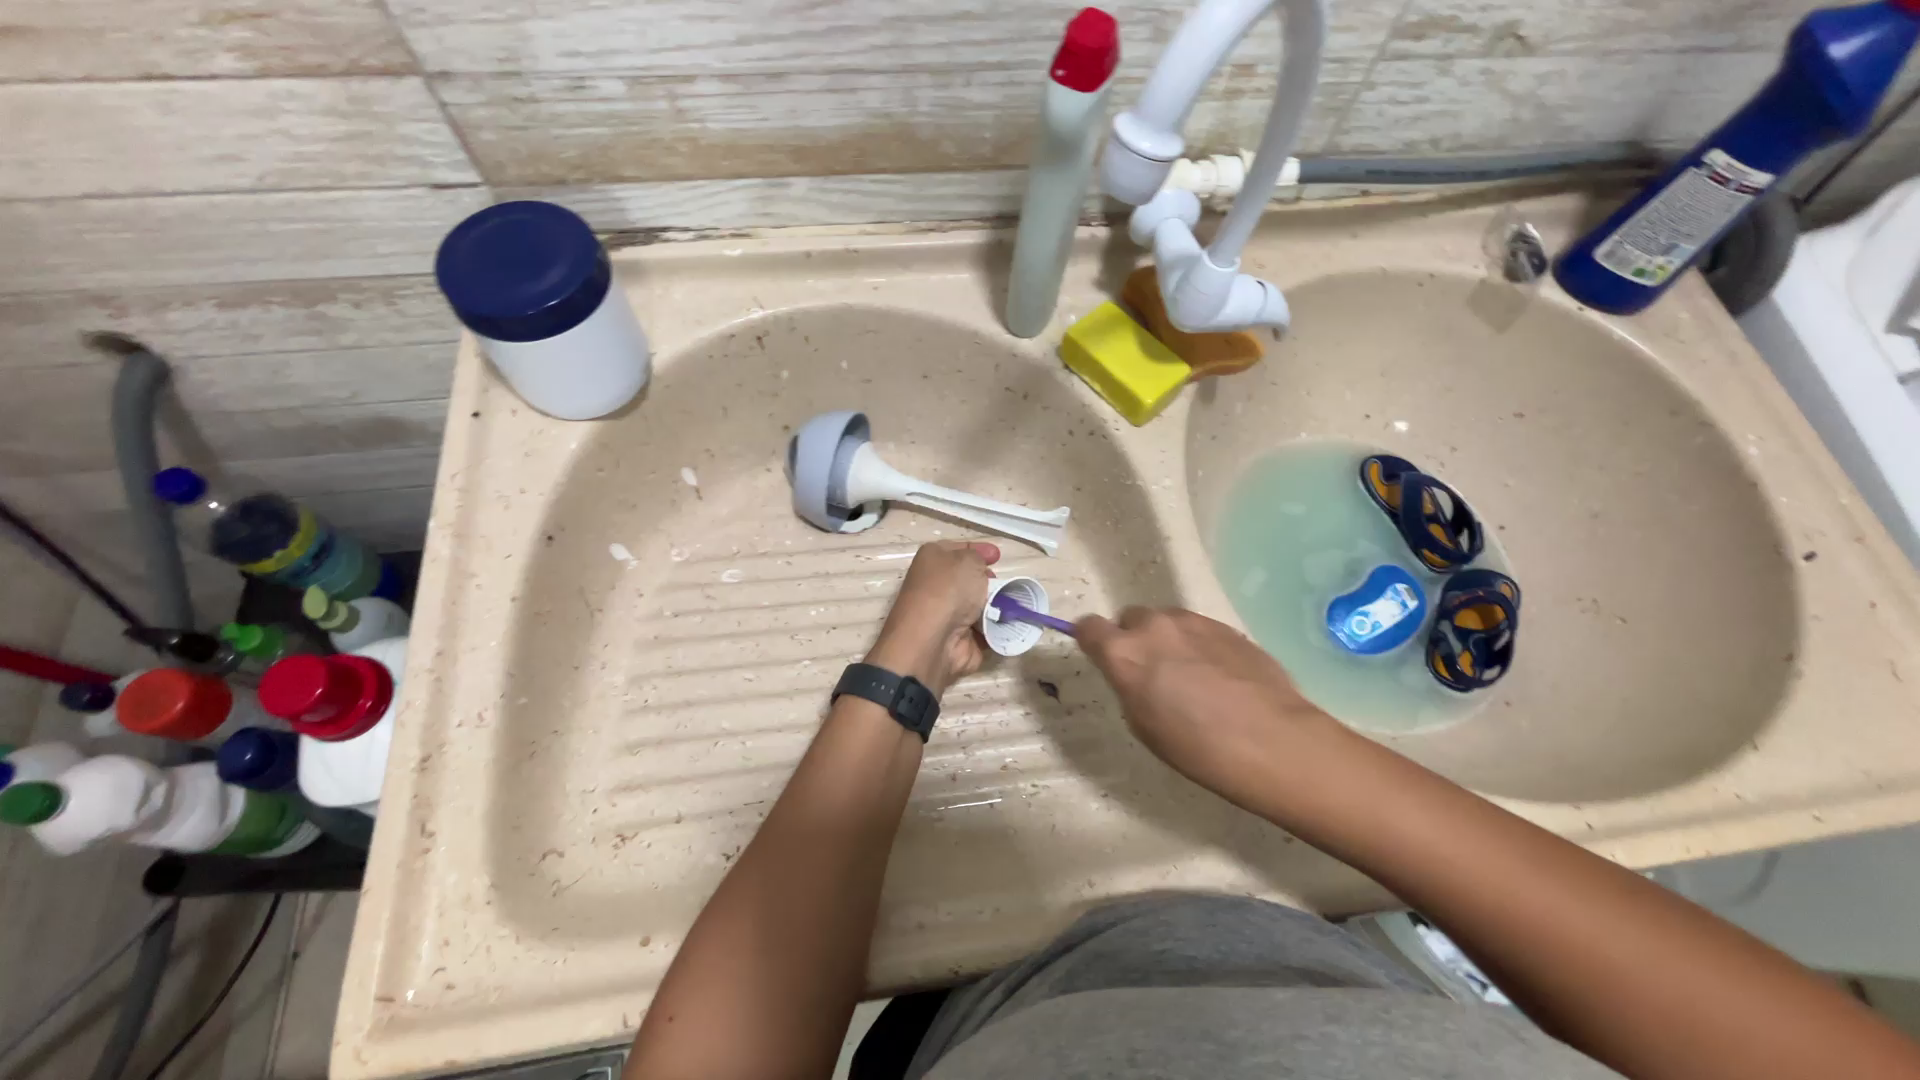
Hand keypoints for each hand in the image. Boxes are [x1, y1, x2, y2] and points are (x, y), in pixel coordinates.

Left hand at [866, 541, 999, 695]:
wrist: (934, 640)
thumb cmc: (949, 590)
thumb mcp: (968, 560)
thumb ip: (978, 558)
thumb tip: (979, 570)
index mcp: (932, 560)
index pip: (959, 550)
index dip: (979, 550)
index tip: (998, 555)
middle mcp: (936, 585)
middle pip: (969, 578)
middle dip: (988, 580)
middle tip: (1003, 582)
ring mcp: (947, 614)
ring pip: (979, 604)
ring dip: (996, 604)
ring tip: (1013, 602)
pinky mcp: (959, 638)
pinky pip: (986, 628)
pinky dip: (998, 627)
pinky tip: (1011, 622)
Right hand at [1075, 607, 1351, 809]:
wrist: (1271, 740)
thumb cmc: (1197, 747)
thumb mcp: (1144, 726)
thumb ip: (1130, 687)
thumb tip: (1135, 675)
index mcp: (1124, 653)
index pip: (1089, 627)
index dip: (1092, 641)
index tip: (1101, 656)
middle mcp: (1154, 627)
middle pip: (1131, 619)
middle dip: (1135, 640)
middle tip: (1152, 673)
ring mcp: (1194, 622)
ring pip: (1167, 621)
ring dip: (1169, 640)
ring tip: (1191, 675)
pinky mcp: (1228, 626)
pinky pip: (1199, 630)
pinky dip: (1200, 646)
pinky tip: (1219, 676)